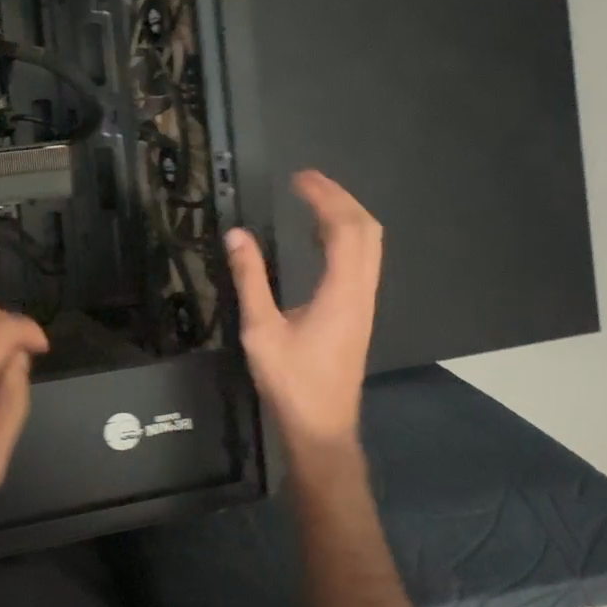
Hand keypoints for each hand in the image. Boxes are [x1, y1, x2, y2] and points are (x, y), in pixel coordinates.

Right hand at [225, 170, 383, 450]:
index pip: (344, 229)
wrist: (322, 427)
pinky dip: (346, 236)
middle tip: (307, 181)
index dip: (325, 197)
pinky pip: (362, 260)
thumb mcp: (260, 330)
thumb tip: (237, 234)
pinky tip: (320, 237)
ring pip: (369, 245)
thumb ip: (250, 278)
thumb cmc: (290, 381)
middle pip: (366, 230)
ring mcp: (364, 303)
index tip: (299, 178)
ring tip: (314, 199)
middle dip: (340, 198)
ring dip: (346, 215)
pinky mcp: (358, 313)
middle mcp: (361, 292)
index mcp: (341, 292)